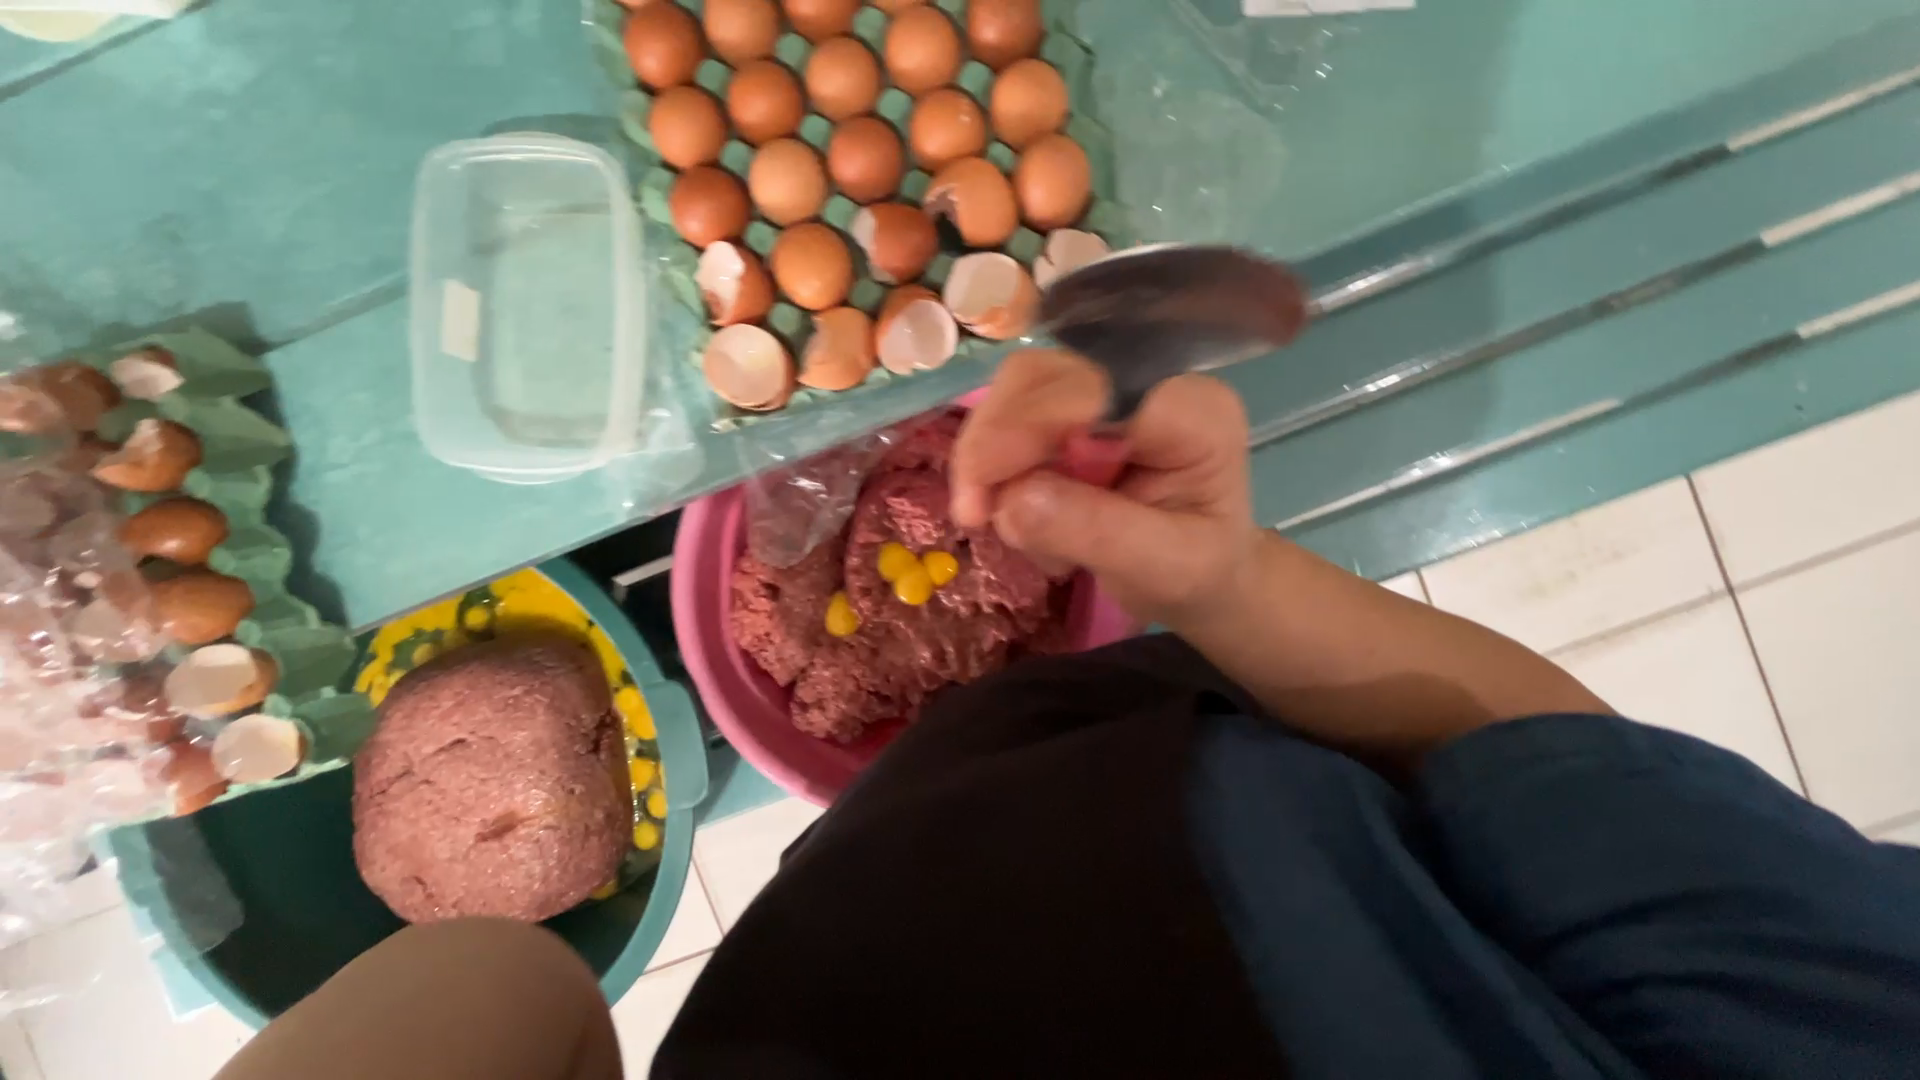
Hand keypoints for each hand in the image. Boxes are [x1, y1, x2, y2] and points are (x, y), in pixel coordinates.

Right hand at [950, 349, 1259, 627]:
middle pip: (1044, 378)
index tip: (981, 484)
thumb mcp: (1164, 567)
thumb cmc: (1194, 574)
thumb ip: (1098, 531)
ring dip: (990, 461)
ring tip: (1006, 527)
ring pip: (1015, 395)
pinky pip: (1009, 423)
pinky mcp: (1069, 413)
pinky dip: (996, 473)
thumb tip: (1015, 498)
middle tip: (972, 514)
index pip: (1097, 390)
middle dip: (996, 441)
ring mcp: (1101, 394)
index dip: (1030, 425)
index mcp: (1190, 411)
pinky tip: (1022, 520)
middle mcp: (1144, 383)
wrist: (1198, 579)